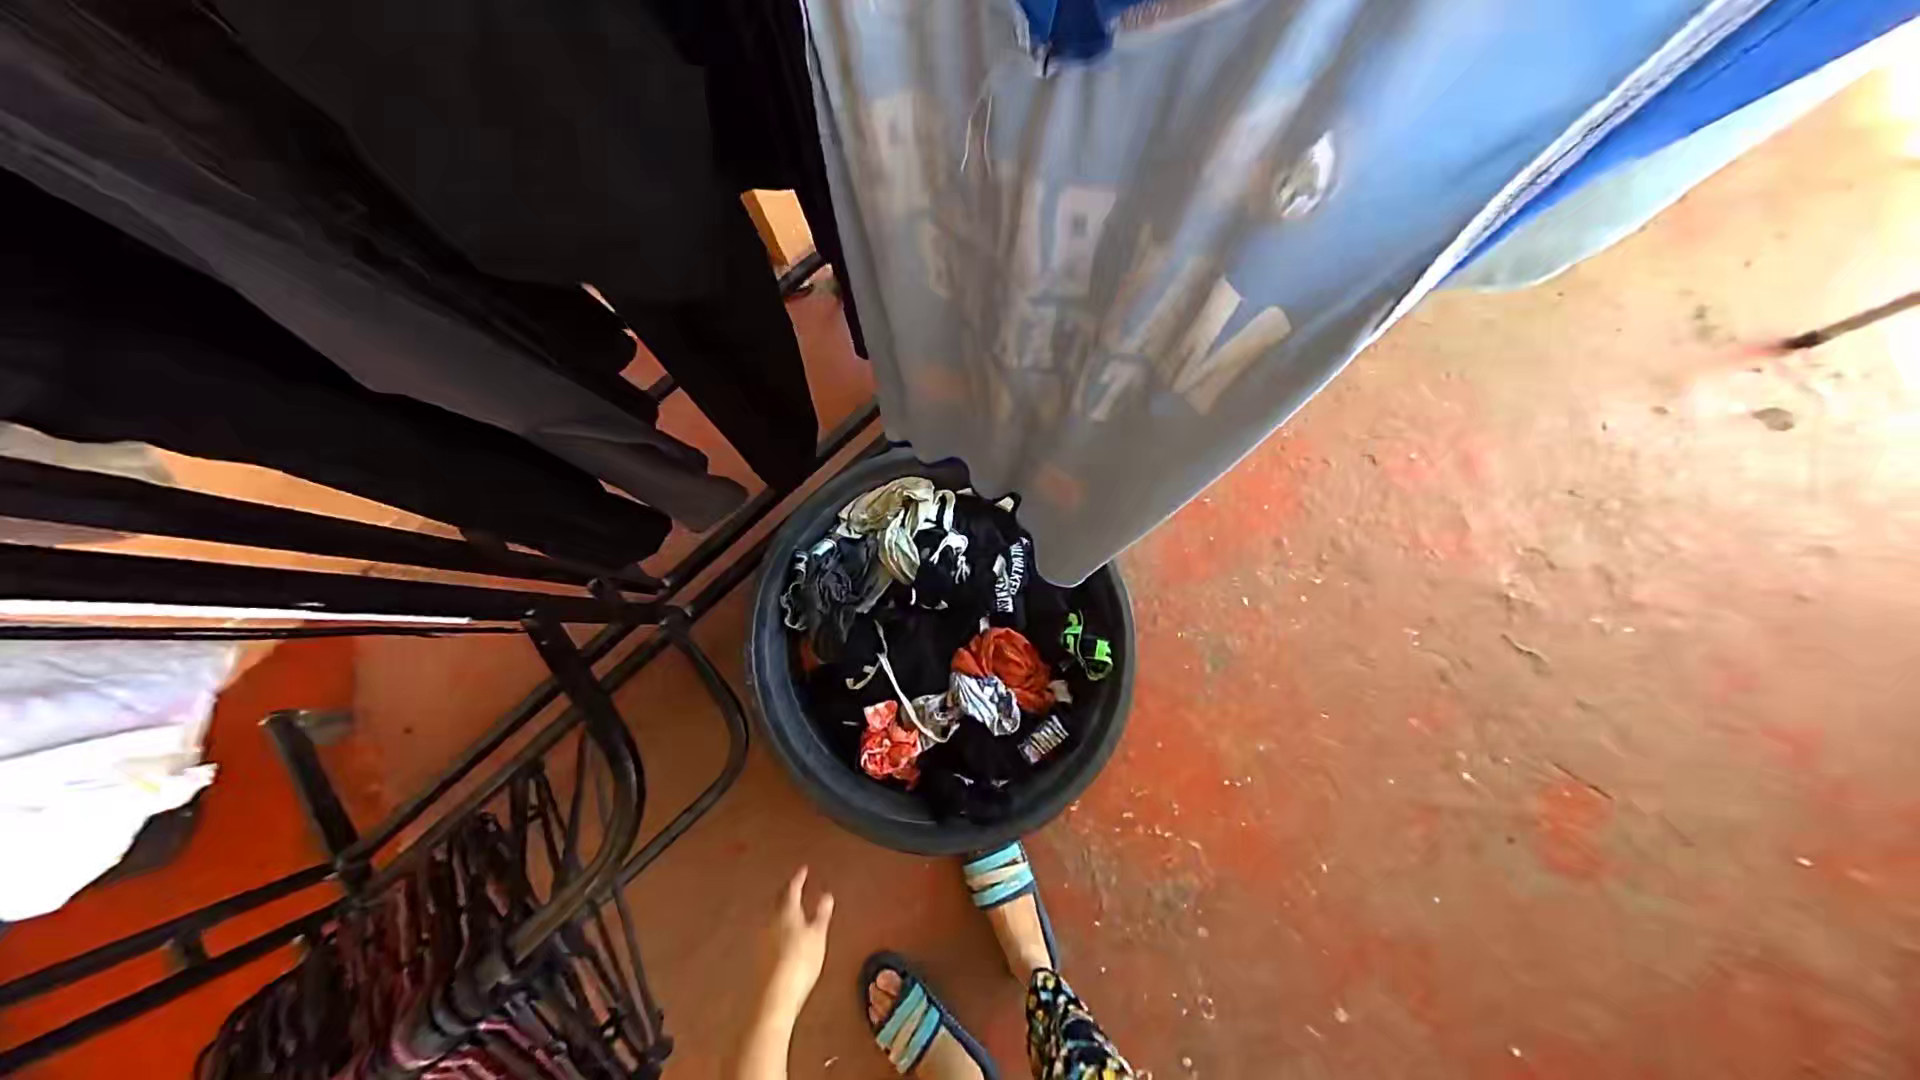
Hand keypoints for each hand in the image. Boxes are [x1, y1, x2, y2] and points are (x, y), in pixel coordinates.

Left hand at [761, 865, 833, 1021]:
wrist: (777, 996)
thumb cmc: (800, 961)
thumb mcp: (818, 934)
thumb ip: (822, 913)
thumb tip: (826, 896)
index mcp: (786, 911)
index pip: (792, 888)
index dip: (799, 878)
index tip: (803, 870)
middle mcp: (772, 921)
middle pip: (780, 900)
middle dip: (788, 891)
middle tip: (796, 884)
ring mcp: (765, 938)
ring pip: (775, 914)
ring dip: (784, 907)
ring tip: (793, 906)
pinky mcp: (763, 954)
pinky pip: (772, 929)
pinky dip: (780, 923)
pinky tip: (785, 931)